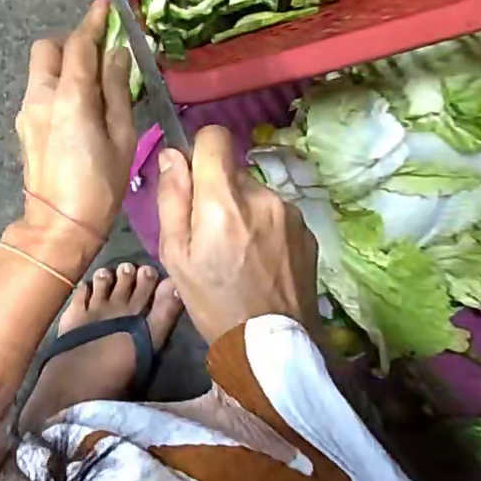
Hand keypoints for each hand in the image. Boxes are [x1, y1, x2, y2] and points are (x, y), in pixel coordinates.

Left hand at [15, 0, 135, 250]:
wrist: (59, 225)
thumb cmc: (100, 184)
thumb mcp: (121, 136)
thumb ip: (116, 90)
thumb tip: (117, 55)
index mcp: (70, 97)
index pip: (79, 45)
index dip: (93, 21)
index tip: (105, 5)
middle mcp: (41, 97)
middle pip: (48, 49)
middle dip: (73, 41)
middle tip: (101, 52)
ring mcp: (27, 112)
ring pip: (41, 69)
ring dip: (65, 63)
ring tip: (95, 82)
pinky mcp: (24, 127)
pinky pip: (40, 90)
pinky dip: (59, 84)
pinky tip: (80, 106)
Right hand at [155, 125, 318, 342]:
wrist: (272, 344)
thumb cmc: (213, 302)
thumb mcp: (176, 255)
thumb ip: (173, 198)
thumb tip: (173, 155)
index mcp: (223, 200)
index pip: (216, 136)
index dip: (200, 151)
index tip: (195, 179)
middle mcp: (262, 196)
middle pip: (234, 171)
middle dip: (219, 192)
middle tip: (213, 236)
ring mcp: (290, 212)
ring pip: (256, 193)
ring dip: (244, 211)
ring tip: (240, 254)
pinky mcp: (307, 228)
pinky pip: (277, 213)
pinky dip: (266, 227)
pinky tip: (262, 260)